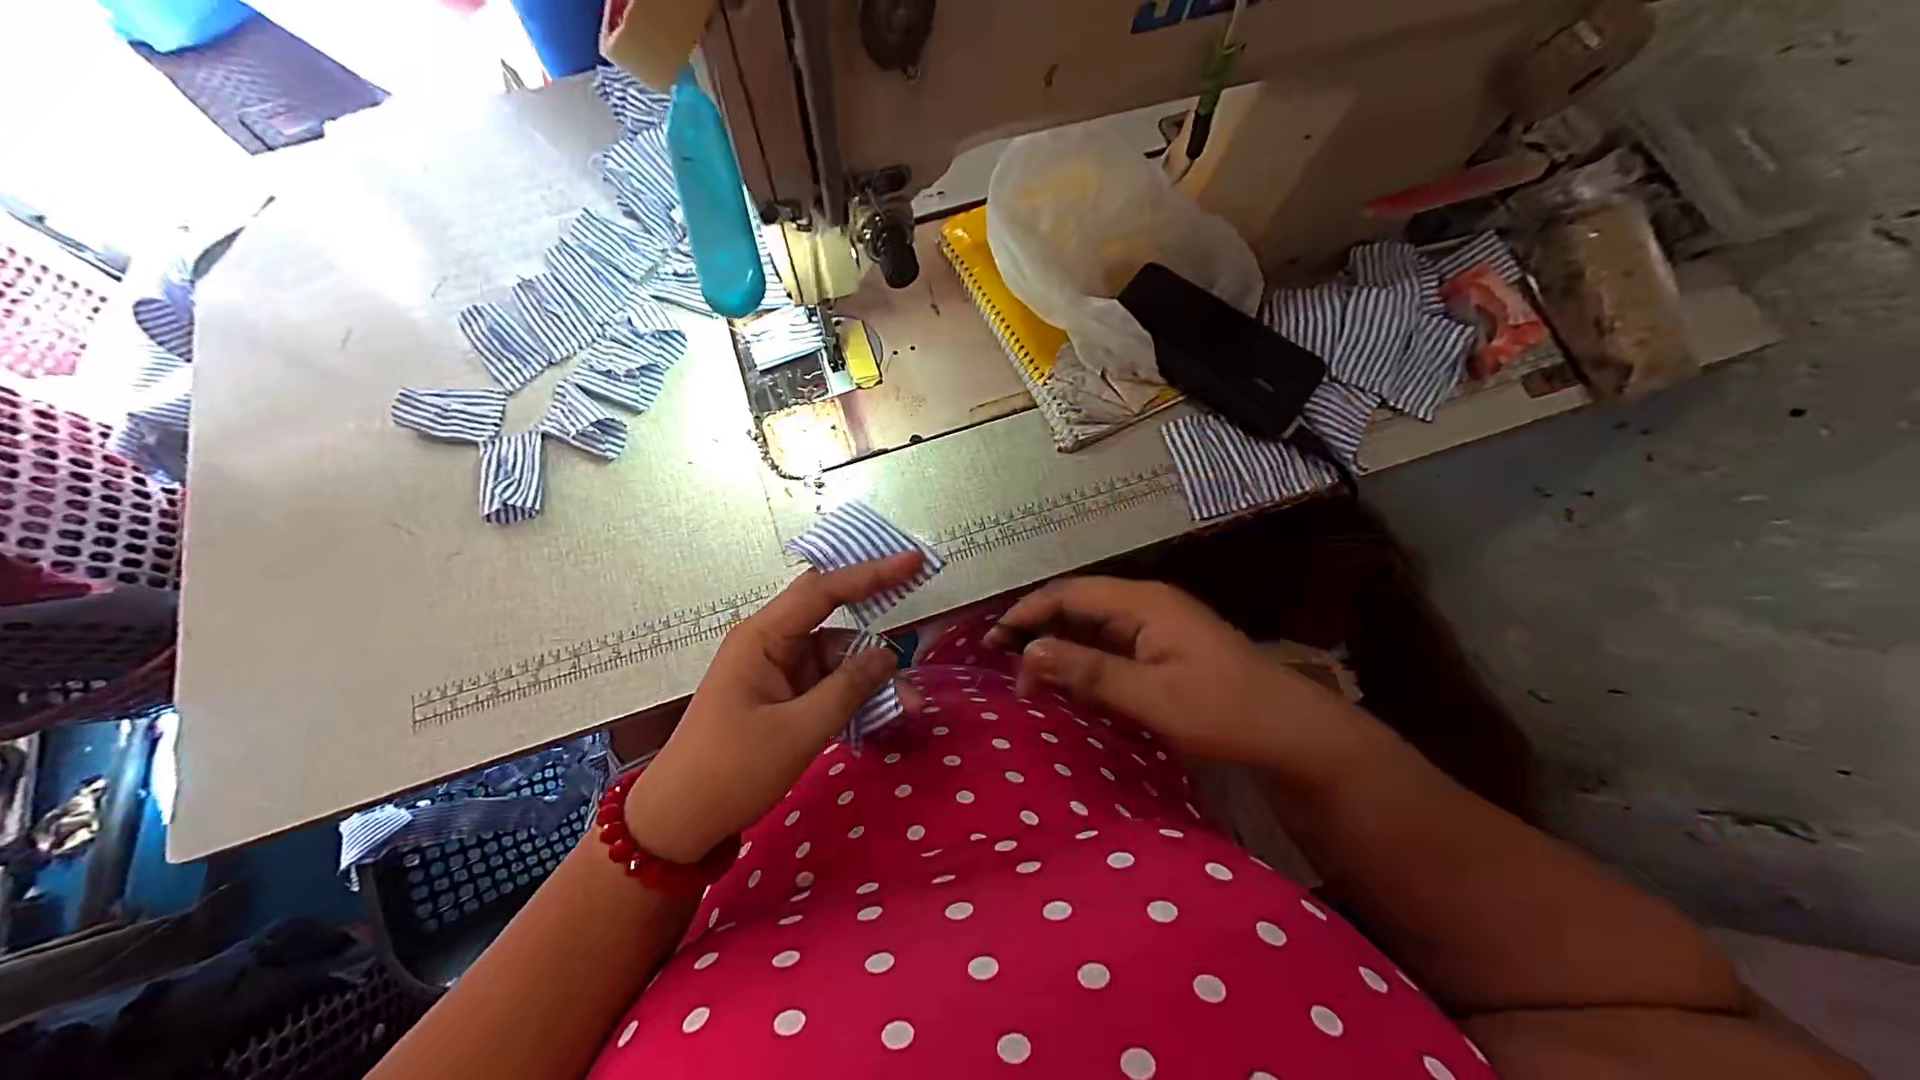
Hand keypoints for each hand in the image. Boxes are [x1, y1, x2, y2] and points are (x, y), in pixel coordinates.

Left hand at [623, 552, 924, 862]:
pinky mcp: (782, 698)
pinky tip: (880, 714)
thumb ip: (849, 687)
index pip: (823, 590)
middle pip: (834, 624)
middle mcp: (770, 644)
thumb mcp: (800, 730)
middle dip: (876, 633)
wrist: (680, 823)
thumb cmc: (732, 770)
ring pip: (837, 659)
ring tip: (906, 706)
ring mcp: (776, 672)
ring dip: (871, 678)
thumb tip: (887, 654)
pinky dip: (854, 696)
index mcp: (762, 637)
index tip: (914, 561)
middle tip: (916, 638)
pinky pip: (828, 684)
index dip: (872, 573)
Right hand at [985, 577, 1376, 781]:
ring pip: (1092, 631)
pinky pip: (1111, 651)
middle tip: (1004, 668)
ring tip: (1029, 684)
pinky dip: (1084, 666)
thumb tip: (1029, 652)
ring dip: (1060, 652)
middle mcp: (1147, 607)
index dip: (1027, 612)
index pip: (1070, 593)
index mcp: (1144, 603)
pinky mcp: (1163, 653)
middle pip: (1078, 608)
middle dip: (1039, 632)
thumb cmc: (1225, 712)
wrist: (1294, 736)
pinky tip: (1068, 690)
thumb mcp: (1152, 697)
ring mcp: (1157, 630)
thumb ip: (1088, 672)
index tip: (993, 642)